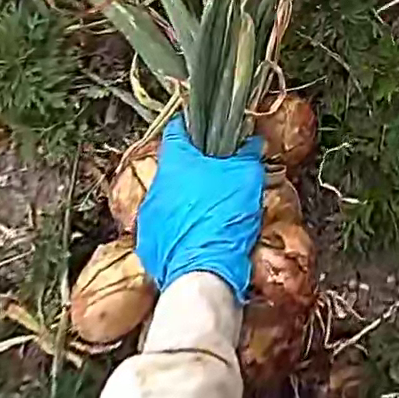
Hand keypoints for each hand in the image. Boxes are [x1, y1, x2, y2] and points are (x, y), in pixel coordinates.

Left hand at [135, 118, 265, 296]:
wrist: (202, 273)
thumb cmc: (225, 215)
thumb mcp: (247, 176)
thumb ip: (247, 152)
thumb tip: (251, 140)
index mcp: (177, 162)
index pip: (177, 130)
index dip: (195, 126)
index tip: (211, 128)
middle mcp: (156, 185)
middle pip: (176, 164)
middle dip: (196, 164)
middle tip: (220, 168)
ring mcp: (148, 217)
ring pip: (170, 194)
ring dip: (188, 193)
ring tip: (213, 202)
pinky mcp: (148, 244)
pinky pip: (166, 223)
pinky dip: (181, 221)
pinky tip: (202, 229)